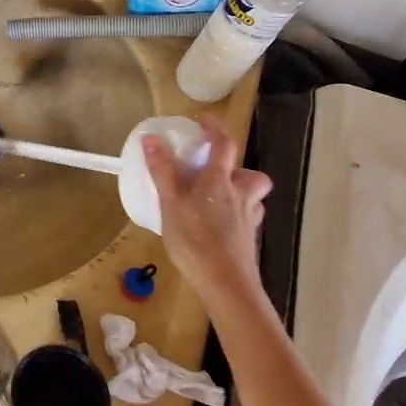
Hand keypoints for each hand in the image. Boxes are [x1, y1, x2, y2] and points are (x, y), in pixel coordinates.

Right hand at [144, 113, 272, 312]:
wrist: (228, 286)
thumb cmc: (196, 240)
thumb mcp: (171, 203)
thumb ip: (162, 171)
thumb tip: (152, 138)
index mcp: (219, 181)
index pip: (224, 145)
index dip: (215, 128)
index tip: (203, 119)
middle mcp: (240, 196)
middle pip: (252, 174)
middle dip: (238, 168)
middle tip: (216, 172)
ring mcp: (248, 220)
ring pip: (253, 197)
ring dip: (241, 192)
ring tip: (218, 199)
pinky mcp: (249, 241)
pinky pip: (248, 218)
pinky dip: (237, 216)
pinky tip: (220, 226)